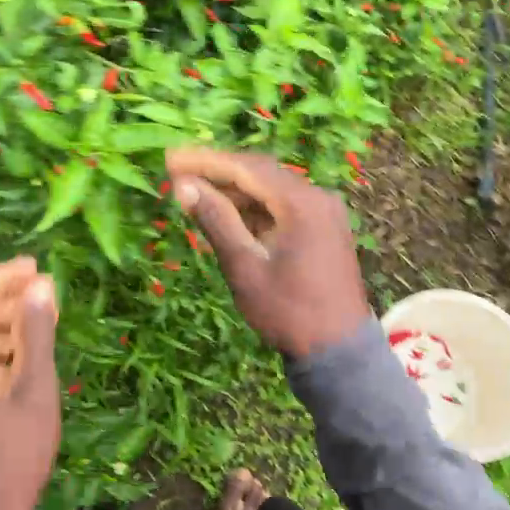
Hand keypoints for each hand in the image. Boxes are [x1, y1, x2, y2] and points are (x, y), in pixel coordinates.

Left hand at [0, 256, 60, 509]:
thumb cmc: (15, 455)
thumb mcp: (35, 388)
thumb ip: (37, 332)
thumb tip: (42, 284)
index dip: (2, 277)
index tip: (35, 264)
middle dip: (7, 300)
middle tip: (47, 293)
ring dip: (4, 326)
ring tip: (44, 321)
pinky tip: (26, 354)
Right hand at [165, 148, 370, 358]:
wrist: (338, 350)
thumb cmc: (287, 311)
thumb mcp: (244, 266)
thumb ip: (216, 220)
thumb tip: (185, 186)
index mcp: (302, 203)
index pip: (246, 168)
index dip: (205, 161)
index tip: (171, 159)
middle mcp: (317, 197)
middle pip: (260, 173)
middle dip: (217, 172)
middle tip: (177, 174)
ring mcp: (324, 212)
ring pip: (270, 189)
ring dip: (234, 191)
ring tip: (194, 196)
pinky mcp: (323, 227)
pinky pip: (282, 206)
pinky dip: (253, 208)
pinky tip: (226, 216)